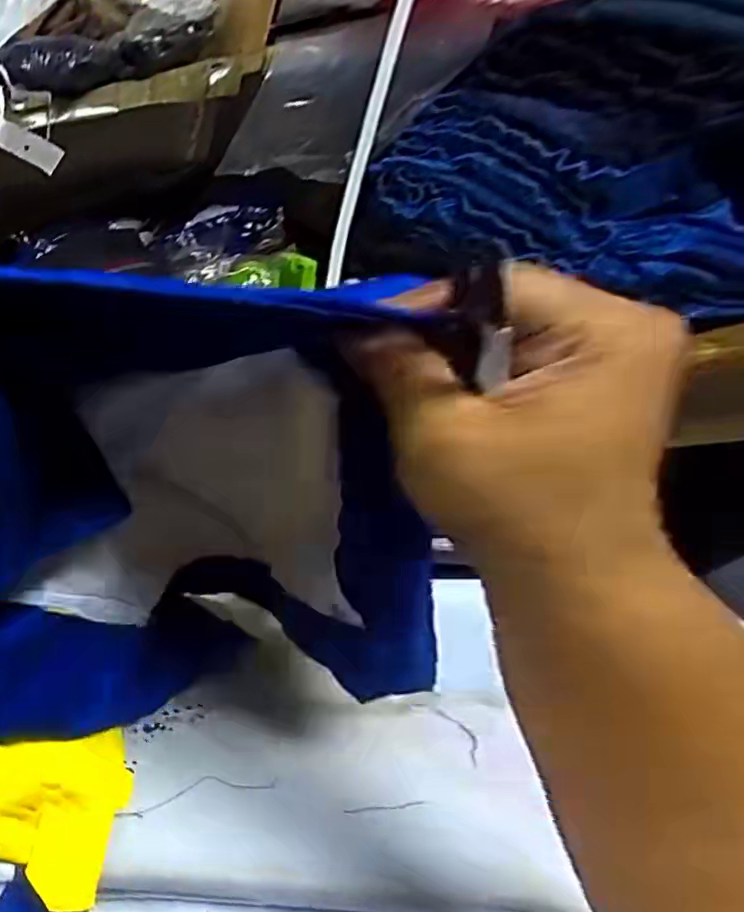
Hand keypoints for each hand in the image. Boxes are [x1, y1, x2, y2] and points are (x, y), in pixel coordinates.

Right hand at [344, 264, 689, 575]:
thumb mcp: (438, 428)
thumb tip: (353, 329)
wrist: (562, 567)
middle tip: (357, 350)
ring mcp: (605, 362)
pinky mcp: (582, 390)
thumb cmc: (507, 496)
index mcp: (605, 329)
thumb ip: (399, 368)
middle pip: (501, 305)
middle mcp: (619, 331)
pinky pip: (508, 360)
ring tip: (377, 370)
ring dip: (437, 353)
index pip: (497, 284)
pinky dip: (458, 372)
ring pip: (500, 333)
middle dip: (423, 329)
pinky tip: (417, 391)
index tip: (353, 331)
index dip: (419, 302)